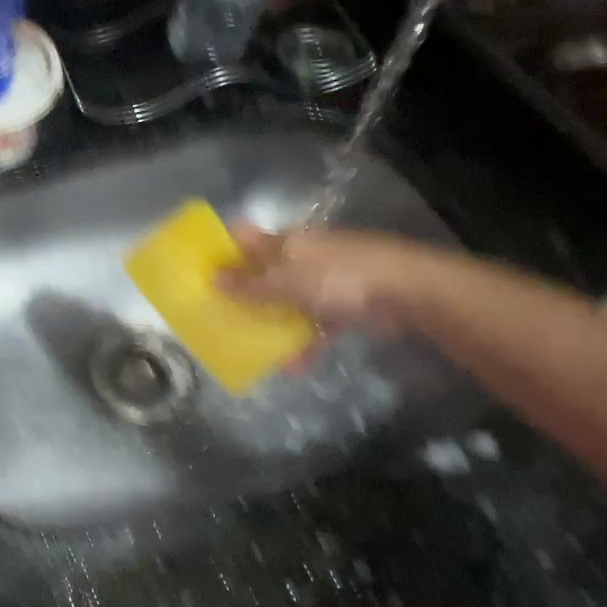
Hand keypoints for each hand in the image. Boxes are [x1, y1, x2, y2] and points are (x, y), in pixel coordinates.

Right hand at [218, 226, 431, 332]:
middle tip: (215, 314)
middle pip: (262, 273)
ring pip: (286, 301)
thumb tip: (212, 279)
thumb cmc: (339, 277)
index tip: (197, 273)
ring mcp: (325, 282)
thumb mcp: (286, 281)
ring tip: (248, 347)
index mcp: (285, 242)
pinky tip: (291, 367)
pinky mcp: (346, 307)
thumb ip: (248, 283)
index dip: (220, 252)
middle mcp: (301, 258)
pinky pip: (315, 325)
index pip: (243, 238)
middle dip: (240, 294)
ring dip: (270, 324)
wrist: (409, 293)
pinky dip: (304, 344)